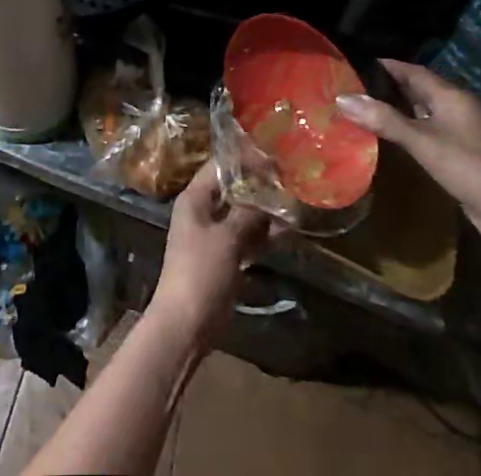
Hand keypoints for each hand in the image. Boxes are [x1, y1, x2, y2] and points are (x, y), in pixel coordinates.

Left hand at [151, 163, 274, 342]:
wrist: (186, 323)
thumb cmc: (201, 272)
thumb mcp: (227, 237)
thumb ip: (248, 212)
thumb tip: (268, 197)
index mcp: (194, 199)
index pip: (220, 165)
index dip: (245, 158)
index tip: (274, 156)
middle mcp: (202, 211)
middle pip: (233, 188)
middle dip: (259, 184)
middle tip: (289, 178)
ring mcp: (213, 235)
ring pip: (242, 213)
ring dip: (265, 210)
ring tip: (294, 202)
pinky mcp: (224, 256)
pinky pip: (246, 236)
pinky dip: (263, 233)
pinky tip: (288, 231)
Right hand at [337, 60, 480, 253]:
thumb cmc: (474, 169)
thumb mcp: (425, 143)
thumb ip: (385, 121)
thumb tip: (342, 97)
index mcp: (451, 95)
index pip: (411, 70)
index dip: (383, 66)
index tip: (350, 64)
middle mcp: (455, 108)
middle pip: (416, 90)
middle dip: (384, 88)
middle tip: (347, 89)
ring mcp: (459, 132)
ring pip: (420, 114)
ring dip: (394, 111)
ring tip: (358, 111)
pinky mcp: (459, 156)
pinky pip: (426, 135)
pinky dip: (405, 133)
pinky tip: (386, 141)